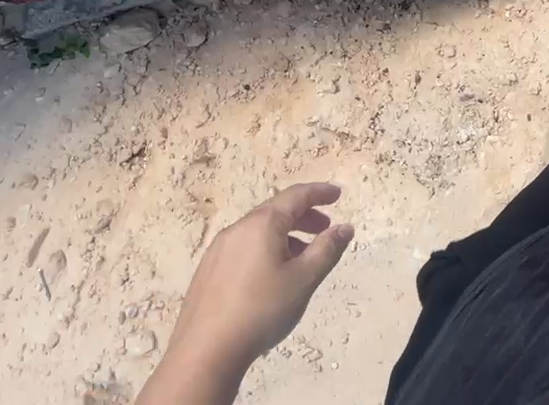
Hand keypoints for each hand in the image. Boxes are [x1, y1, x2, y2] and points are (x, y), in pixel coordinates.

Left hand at [136, 183, 353, 404]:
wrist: (204, 355)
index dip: (319, 192)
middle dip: (303, 216)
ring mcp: (218, 251)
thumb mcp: (304, 279)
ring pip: (258, 231)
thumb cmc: (261, 310)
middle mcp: (237, 229)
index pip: (296, 196)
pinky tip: (270, 276)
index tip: (337, 194)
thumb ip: (327, 249)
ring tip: (302, 257)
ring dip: (285, 235)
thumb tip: (344, 228)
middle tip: (324, 229)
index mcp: (262, 224)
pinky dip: (265, 249)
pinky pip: (243, 248)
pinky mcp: (207, 273)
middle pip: (276, 211)